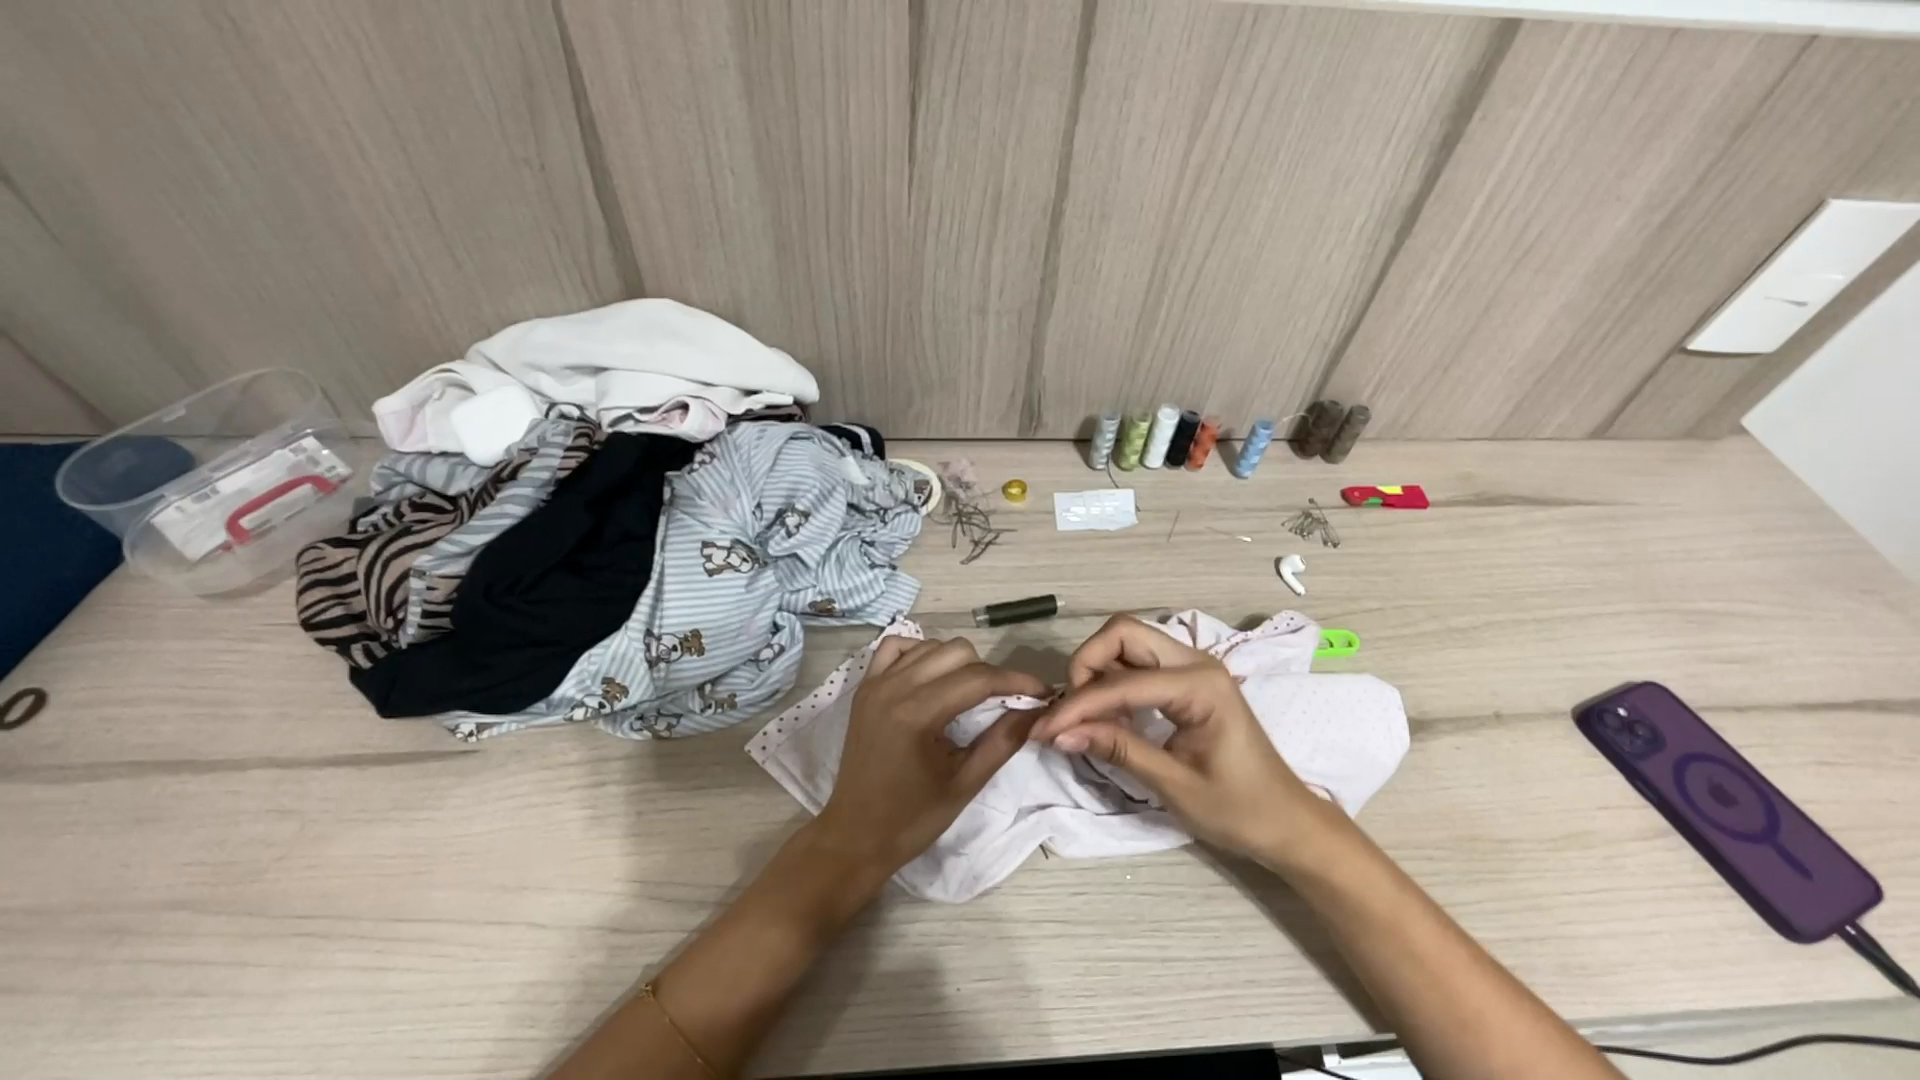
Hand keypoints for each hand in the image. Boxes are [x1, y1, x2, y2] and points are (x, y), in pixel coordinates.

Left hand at [814, 635, 1046, 877]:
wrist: (855, 836)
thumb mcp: (965, 784)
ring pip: (930, 646)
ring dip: (958, 663)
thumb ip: (1002, 741)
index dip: (1017, 681)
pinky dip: (920, 653)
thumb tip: (1037, 711)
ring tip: (972, 695)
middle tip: (1005, 701)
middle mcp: (893, 688)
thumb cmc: (912, 819)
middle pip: (957, 653)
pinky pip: (896, 649)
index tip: (1043, 692)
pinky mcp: (864, 688)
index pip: (978, 679)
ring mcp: (874, 684)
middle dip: (989, 673)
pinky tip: (934, 678)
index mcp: (916, 714)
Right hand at [1030, 614, 1336, 866]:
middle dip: (1085, 665)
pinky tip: (1106, 716)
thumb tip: (1059, 733)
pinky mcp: (1187, 681)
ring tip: (1084, 718)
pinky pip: (1138, 663)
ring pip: (1127, 642)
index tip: (1043, 731)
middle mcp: (1196, 662)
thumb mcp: (1174, 785)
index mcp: (1200, 685)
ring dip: (1097, 670)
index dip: (1077, 706)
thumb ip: (1117, 749)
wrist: (1287, 821)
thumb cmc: (1239, 809)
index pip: (1121, 682)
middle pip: (1122, 633)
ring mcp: (1193, 667)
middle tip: (1070, 712)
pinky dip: (1113, 680)